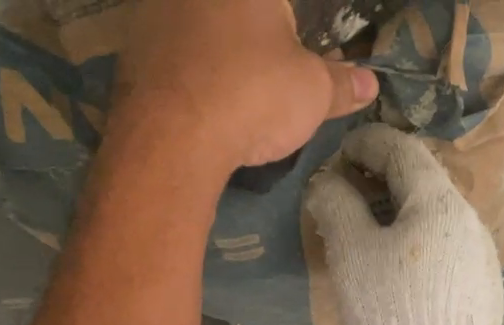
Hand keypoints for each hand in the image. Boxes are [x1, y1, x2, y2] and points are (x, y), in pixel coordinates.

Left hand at [109, 0, 378, 181]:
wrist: (175, 132)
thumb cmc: (255, 93)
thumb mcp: (314, 91)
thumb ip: (341, 83)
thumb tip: (369, 82)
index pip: (282, 9)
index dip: (295, 33)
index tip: (303, 60)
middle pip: (238, 13)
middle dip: (259, 37)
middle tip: (277, 75)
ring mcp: (156, 8)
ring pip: (203, 27)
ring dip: (223, 51)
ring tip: (243, 93)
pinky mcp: (133, 43)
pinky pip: (175, 51)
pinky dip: (194, 71)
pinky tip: (208, 102)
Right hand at [304, 125, 503, 324]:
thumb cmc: (391, 310)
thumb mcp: (351, 253)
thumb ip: (337, 204)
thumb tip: (330, 182)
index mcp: (442, 204)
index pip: (403, 150)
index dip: (367, 144)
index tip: (342, 153)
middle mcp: (472, 225)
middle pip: (425, 187)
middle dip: (385, 182)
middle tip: (352, 192)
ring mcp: (484, 262)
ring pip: (439, 224)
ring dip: (405, 218)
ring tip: (373, 234)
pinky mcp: (485, 296)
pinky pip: (449, 257)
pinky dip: (422, 250)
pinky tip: (404, 273)